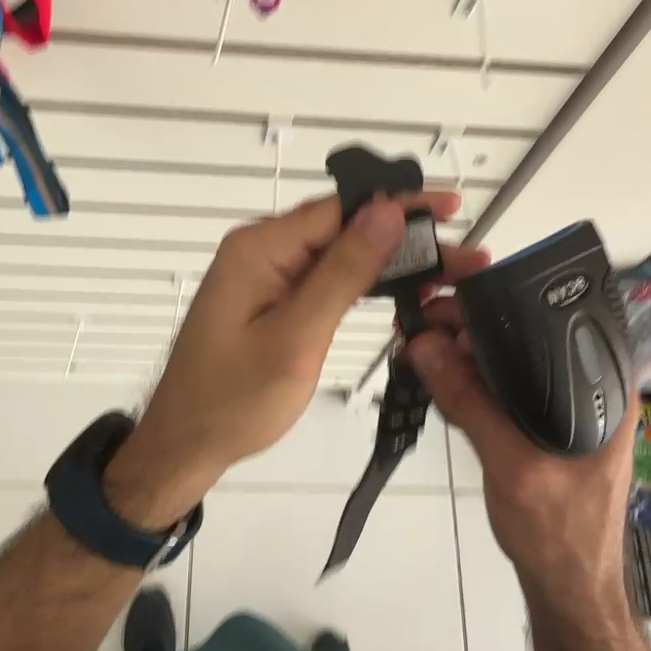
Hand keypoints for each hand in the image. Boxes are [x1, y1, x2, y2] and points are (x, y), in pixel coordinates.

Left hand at [113, 193, 487, 520]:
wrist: (185, 444)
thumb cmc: (233, 401)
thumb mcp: (295, 338)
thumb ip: (341, 274)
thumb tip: (385, 212)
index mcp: (260, 248)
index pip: (341, 209)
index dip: (400, 205)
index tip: (452, 207)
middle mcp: (262, 250)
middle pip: (344, 227)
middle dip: (405, 237)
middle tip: (465, 255)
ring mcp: (266, 274)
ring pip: (339, 253)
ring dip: (390, 261)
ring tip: (447, 272)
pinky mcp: (272, 298)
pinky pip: (325, 277)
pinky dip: (364, 282)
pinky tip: (402, 288)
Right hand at [406, 299, 638, 609]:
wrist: (568, 591)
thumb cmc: (558, 533)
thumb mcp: (512, 466)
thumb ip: (471, 404)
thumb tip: (425, 347)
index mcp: (602, 384)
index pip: (546, 322)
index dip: (491, 307)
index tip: (442, 308)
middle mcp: (586, 385)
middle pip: (521, 338)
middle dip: (466, 329)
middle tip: (417, 330)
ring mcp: (563, 407)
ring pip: (506, 363)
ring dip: (460, 354)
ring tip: (418, 349)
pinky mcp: (541, 426)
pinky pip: (500, 390)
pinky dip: (468, 382)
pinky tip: (438, 380)